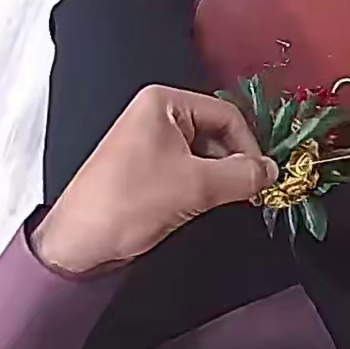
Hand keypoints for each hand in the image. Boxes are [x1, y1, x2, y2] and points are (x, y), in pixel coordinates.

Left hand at [32, 86, 278, 274]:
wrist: (76, 246)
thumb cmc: (129, 203)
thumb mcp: (195, 186)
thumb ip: (243, 176)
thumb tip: (273, 171)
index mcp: (164, 102)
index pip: (227, 115)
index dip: (249, 145)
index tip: (261, 176)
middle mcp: (158, 113)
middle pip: (217, 132)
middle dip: (234, 162)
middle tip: (248, 192)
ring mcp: (152, 139)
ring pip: (206, 152)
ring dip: (220, 176)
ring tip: (225, 200)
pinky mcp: (148, 165)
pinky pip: (190, 166)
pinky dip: (203, 184)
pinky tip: (205, 203)